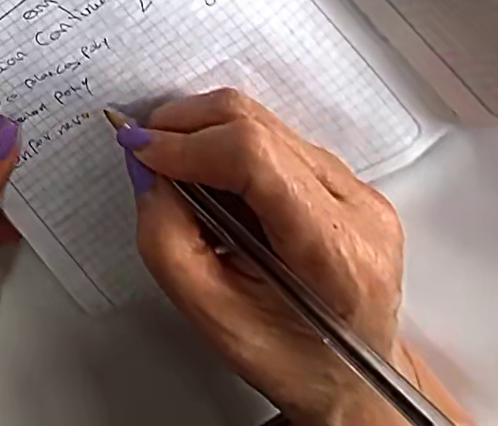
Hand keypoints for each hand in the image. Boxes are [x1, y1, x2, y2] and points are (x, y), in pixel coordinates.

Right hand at [117, 89, 467, 425]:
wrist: (356, 379)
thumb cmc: (292, 361)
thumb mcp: (212, 318)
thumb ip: (165, 239)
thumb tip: (146, 169)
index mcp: (336, 250)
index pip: (255, 157)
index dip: (187, 143)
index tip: (141, 150)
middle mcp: (354, 203)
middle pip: (252, 123)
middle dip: (183, 124)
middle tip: (144, 149)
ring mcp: (351, 181)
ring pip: (256, 118)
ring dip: (199, 129)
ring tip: (174, 168)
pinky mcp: (337, 171)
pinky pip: (266, 130)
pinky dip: (220, 139)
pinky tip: (207, 176)